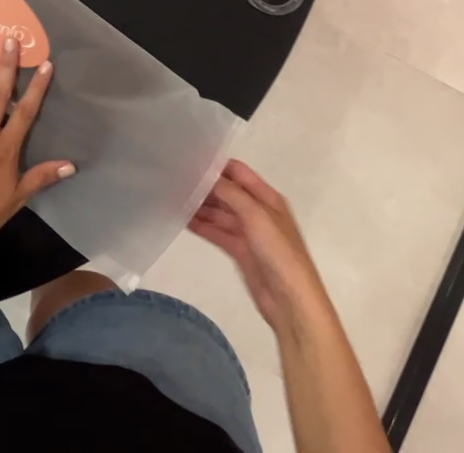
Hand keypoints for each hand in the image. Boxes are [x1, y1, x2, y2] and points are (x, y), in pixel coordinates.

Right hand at [189, 160, 327, 338]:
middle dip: (203, 187)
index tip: (188, 161)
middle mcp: (257, 211)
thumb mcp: (256, 216)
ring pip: (219, 212)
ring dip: (200, 206)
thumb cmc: (278, 252)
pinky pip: (217, 232)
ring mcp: (248, 232)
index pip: (238, 172)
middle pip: (226, 192)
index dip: (215, 165)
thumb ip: (231, 193)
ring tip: (172, 199)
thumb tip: (206, 176)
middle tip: (173, 180)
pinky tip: (182, 220)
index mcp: (267, 197)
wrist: (291, 301)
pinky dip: (202, 226)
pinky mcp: (239, 251)